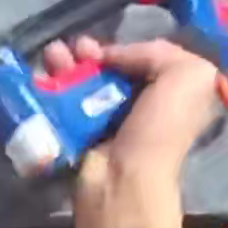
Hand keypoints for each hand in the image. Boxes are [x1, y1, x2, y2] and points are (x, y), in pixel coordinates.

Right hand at [39, 37, 218, 190]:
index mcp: (166, 94)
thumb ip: (158, 51)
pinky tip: (39, 78)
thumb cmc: (160, 130)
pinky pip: (59, 108)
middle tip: (71, 47)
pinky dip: (47, 91)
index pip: (140, 61)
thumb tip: (110, 57)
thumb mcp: (187, 76)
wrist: (123, 180)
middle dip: (86, 56)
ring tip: (51, 56)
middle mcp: (134, 109)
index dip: (121, 47)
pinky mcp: (74, 138)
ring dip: (63, 67)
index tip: (103, 47)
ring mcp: (101, 125)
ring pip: (79, 86)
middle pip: (105, 72)